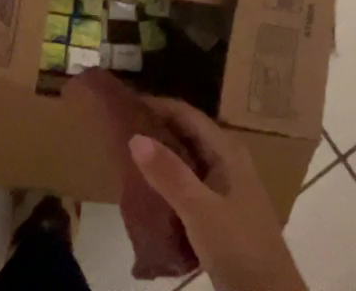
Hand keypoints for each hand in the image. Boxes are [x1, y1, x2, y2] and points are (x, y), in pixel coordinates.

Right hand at [130, 97, 306, 290]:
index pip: (185, 114)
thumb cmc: (241, 250)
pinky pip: (186, 187)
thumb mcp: (201, 211)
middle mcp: (227, 163)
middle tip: (115, 131)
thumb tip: (134, 136)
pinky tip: (144, 193)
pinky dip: (165, 183)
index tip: (120, 104)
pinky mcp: (219, 214)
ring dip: (157, 158)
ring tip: (122, 158)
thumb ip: (169, 174)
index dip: (154, 105)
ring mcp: (224, 190)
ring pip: (185, 161)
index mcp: (227, 153)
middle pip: (185, 134)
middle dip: (152, 130)